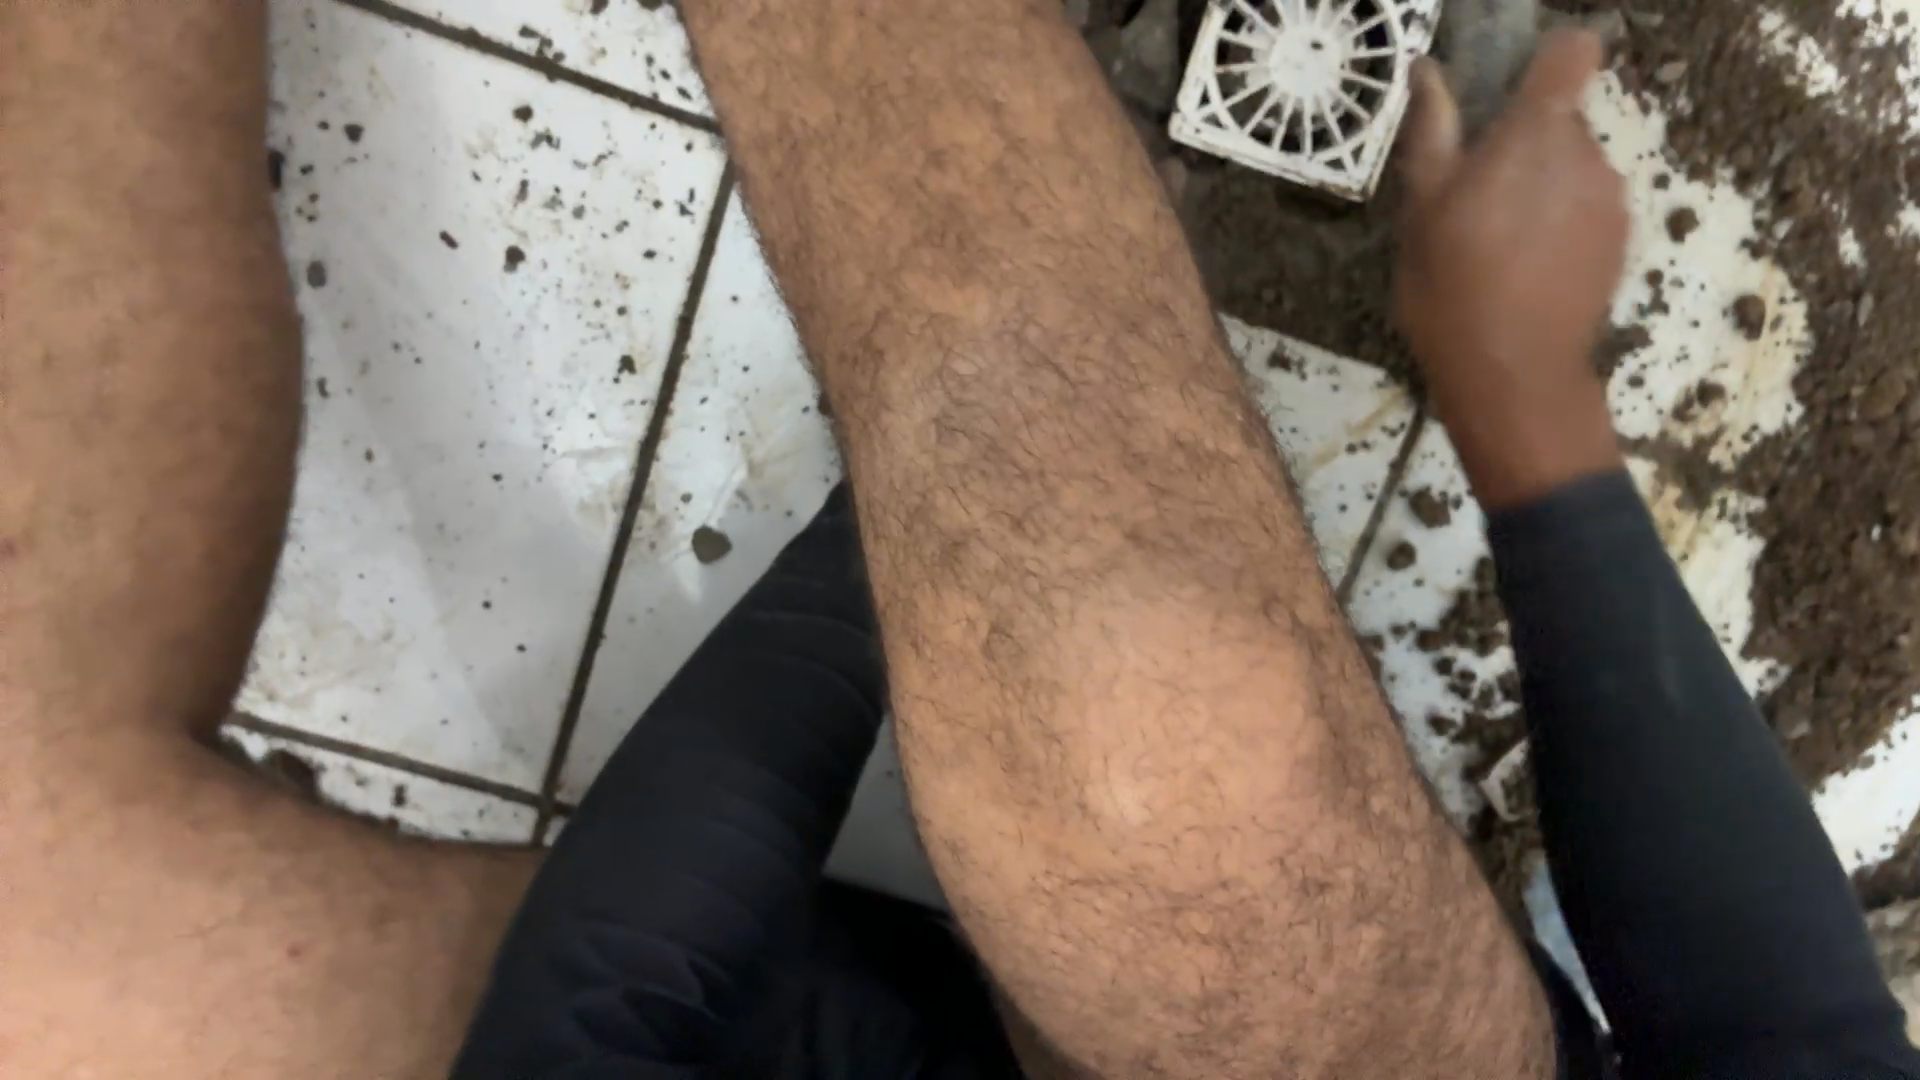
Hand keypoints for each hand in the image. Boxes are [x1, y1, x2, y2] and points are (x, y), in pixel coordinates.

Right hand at [1394, 29, 1627, 508]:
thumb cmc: (1449, 293)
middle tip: (1472, 206)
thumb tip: (1425, 73)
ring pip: (1572, 166)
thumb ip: (1430, 138)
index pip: (1571, 53)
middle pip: (1560, 120)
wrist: (1512, 371)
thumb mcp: (1419, 217)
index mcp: (1531, 139)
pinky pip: (1587, 205)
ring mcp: (1610, 196)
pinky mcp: (1621, 235)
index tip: (1506, 97)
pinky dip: (1558, 222)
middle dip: (1519, 148)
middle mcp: (1585, 153)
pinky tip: (1524, 271)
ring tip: (1495, 249)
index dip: (1544, 61)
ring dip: (1538, 189)